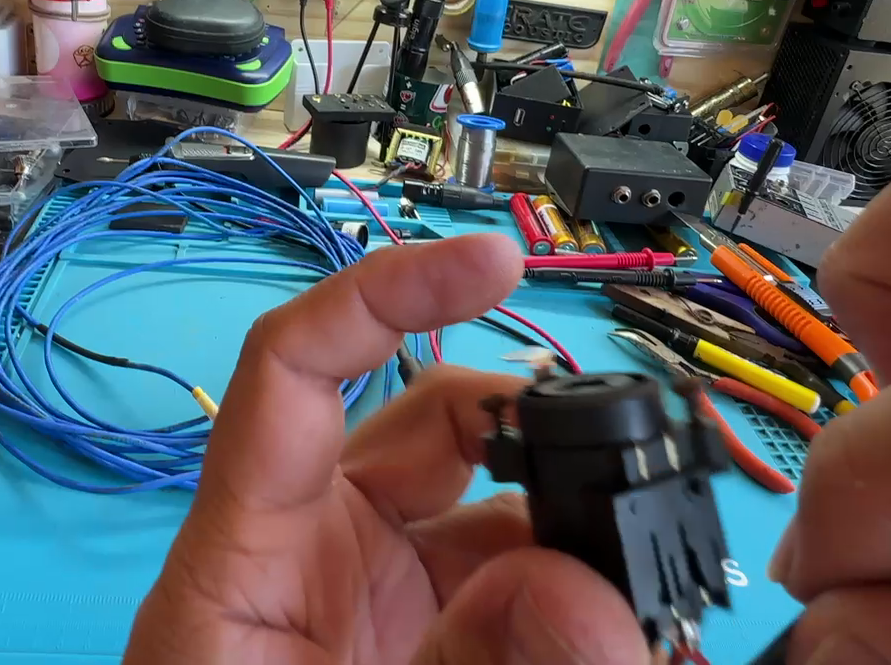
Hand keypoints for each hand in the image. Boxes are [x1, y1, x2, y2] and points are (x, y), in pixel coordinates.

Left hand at [124, 233, 652, 664]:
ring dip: (569, 526)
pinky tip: (620, 623)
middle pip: (424, 423)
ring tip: (643, 579)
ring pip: (488, 504)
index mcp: (247, 552)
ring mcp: (371, 588)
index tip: (490, 261)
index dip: (385, 292)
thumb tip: (586, 589)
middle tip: (630, 467)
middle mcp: (310, 544)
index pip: (294, 366)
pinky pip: (506, 576)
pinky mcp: (420, 629)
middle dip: (530, 426)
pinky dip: (569, 590)